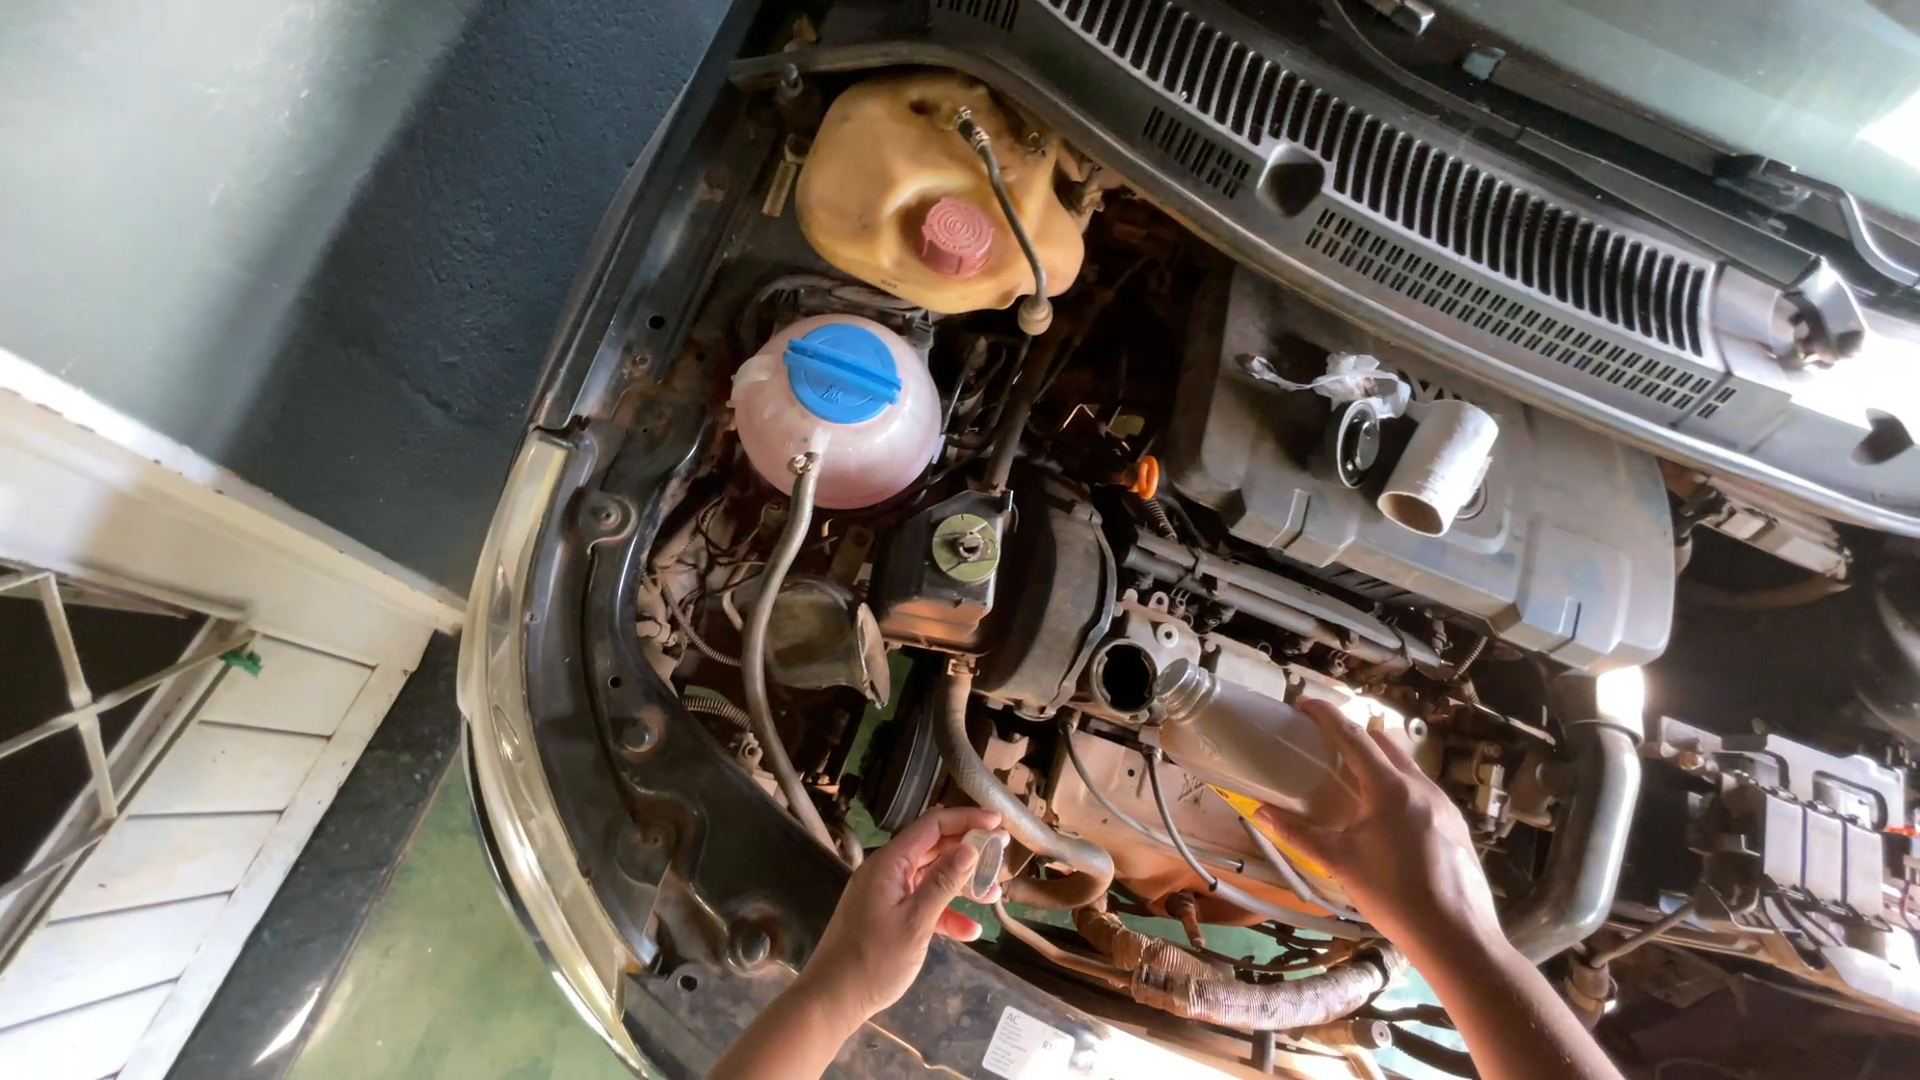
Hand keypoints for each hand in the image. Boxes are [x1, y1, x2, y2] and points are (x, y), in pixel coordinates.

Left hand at [795, 806, 1003, 1029]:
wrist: (831, 1001)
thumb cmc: (873, 961)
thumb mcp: (915, 922)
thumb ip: (943, 882)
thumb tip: (970, 848)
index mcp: (889, 862)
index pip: (932, 825)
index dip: (966, 819)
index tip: (997, 822)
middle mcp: (888, 870)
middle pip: (933, 847)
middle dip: (968, 851)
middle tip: (1000, 854)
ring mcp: (887, 892)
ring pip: (931, 876)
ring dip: (961, 884)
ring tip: (993, 894)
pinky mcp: (888, 915)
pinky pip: (922, 903)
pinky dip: (945, 912)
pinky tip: (970, 931)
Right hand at [1256, 700, 1501, 957]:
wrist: (1459, 940)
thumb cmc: (1394, 896)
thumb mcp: (1339, 862)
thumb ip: (1299, 833)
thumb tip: (1261, 812)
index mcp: (1391, 789)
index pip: (1354, 737)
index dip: (1327, 716)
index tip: (1304, 703)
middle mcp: (1421, 788)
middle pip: (1384, 744)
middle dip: (1354, 734)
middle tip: (1324, 740)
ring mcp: (1444, 805)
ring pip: (1406, 765)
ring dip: (1377, 758)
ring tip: (1351, 774)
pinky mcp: (1456, 825)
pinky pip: (1421, 787)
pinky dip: (1397, 782)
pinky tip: (1383, 811)